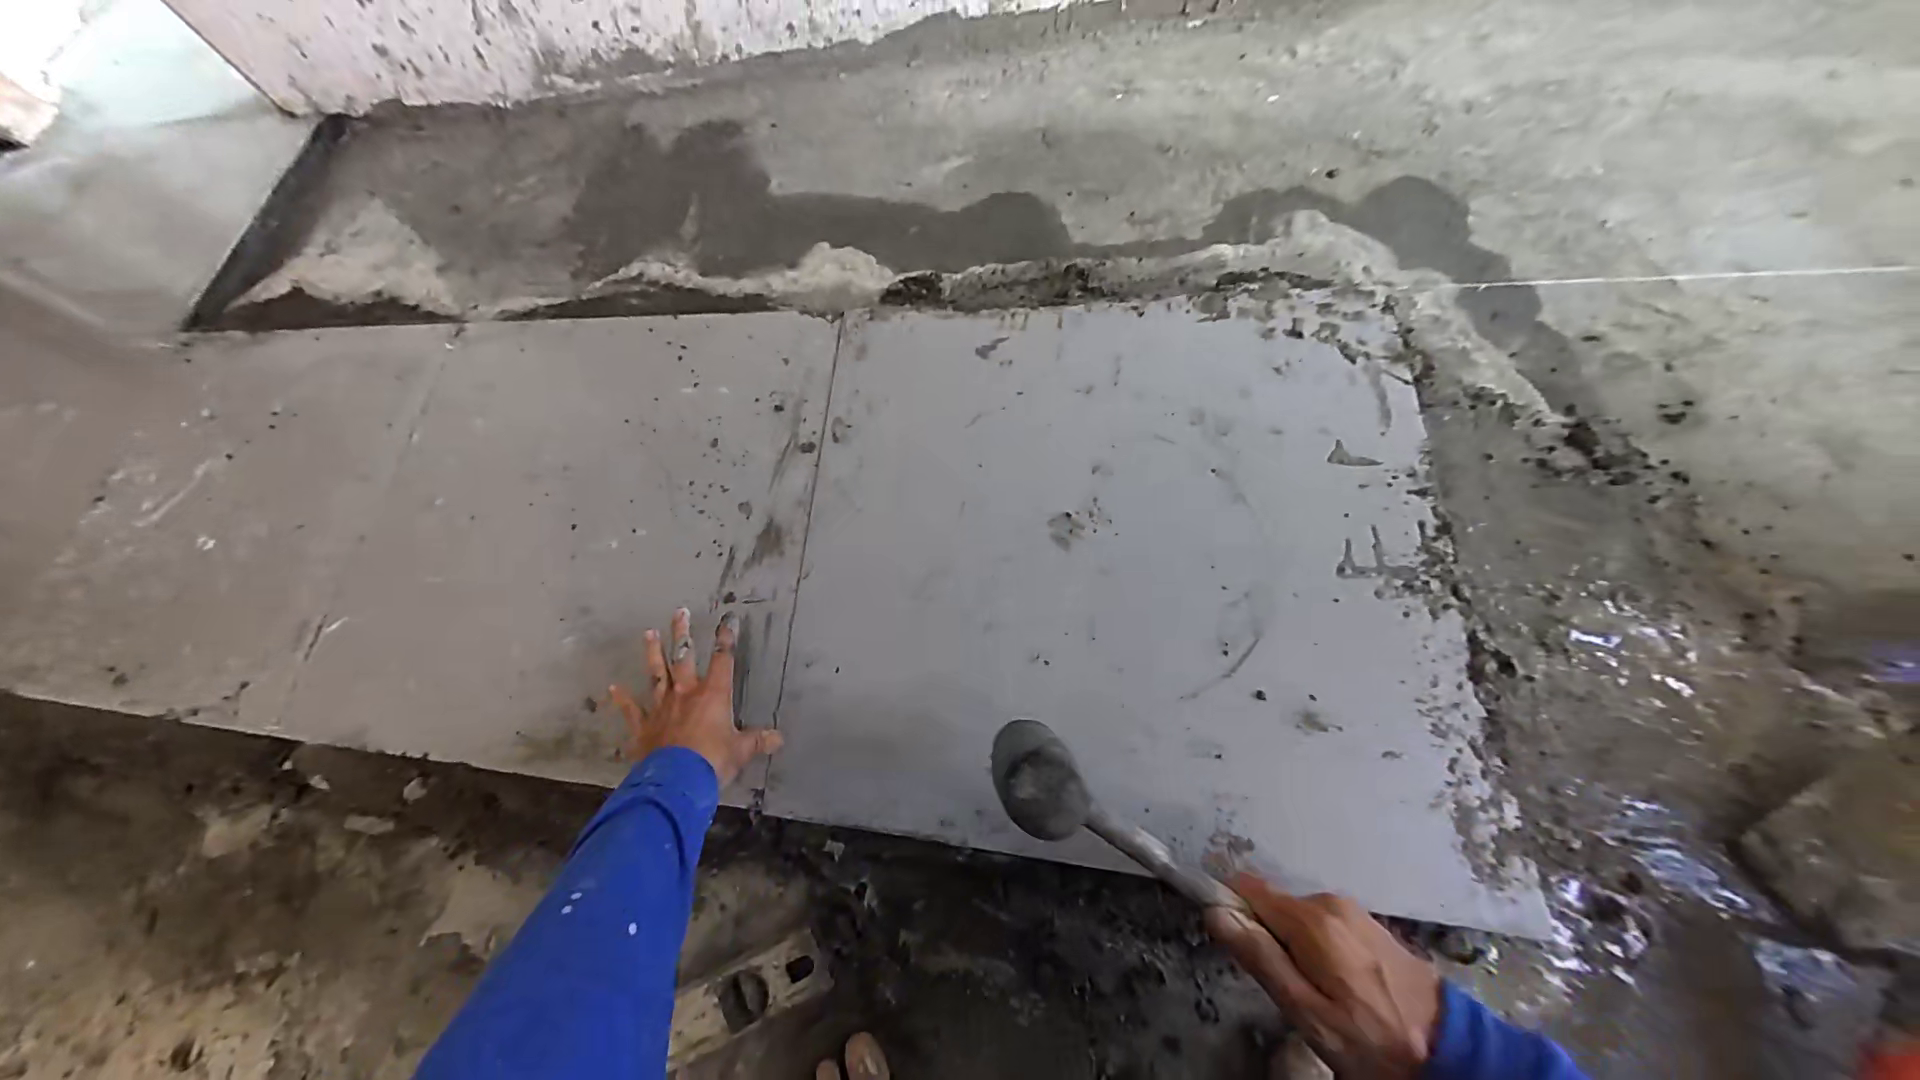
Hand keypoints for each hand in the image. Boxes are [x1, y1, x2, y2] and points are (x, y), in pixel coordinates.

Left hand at [609, 607, 783, 786]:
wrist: (676, 781)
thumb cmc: (713, 760)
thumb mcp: (741, 751)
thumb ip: (758, 741)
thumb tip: (778, 739)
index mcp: (713, 694)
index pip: (724, 659)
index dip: (727, 638)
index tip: (728, 619)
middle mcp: (686, 693)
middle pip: (684, 657)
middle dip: (683, 633)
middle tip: (680, 612)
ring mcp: (661, 707)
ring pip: (656, 674)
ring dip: (652, 653)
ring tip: (648, 632)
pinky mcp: (643, 726)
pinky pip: (631, 710)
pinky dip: (621, 699)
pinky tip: (612, 687)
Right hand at [1204, 875, 1441, 1079]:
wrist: (1455, 1054)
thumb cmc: (1373, 1040)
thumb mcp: (1309, 1013)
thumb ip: (1260, 958)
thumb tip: (1216, 913)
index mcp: (1309, 918)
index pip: (1246, 886)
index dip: (1230, 909)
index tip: (1236, 945)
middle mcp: (1327, 900)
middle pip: (1270, 903)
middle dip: (1265, 935)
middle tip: (1285, 984)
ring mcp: (1350, 908)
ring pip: (1294, 914)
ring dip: (1291, 942)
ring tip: (1315, 989)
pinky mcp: (1365, 921)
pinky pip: (1319, 921)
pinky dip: (1314, 944)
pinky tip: (1337, 981)